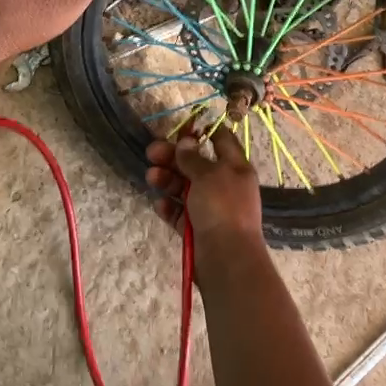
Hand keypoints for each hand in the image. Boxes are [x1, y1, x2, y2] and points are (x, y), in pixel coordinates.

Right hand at [146, 125, 264, 253]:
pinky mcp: (197, 229)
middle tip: (151, 152)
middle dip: (173, 157)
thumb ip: (193, 158)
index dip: (202, 131)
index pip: (221, 140)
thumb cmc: (222, 207)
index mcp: (235, 167)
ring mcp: (210, 208)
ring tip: (151, 177)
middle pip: (196, 164)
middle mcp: (224, 185)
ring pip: (185, 188)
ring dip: (167, 180)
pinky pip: (180, 213)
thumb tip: (186, 142)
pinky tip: (160, 205)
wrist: (227, 258)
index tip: (181, 128)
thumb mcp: (208, 174)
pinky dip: (170, 207)